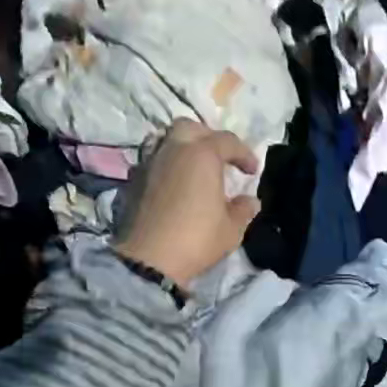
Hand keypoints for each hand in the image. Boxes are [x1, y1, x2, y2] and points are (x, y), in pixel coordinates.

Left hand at [115, 120, 261, 285]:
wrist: (150, 258)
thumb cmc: (197, 240)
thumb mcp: (231, 229)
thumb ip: (243, 210)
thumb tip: (251, 200)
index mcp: (202, 155)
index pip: (228, 141)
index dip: (244, 153)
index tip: (253, 171)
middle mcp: (174, 148)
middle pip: (192, 128)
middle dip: (209, 138)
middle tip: (220, 159)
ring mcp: (150, 160)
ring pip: (167, 138)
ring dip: (183, 146)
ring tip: (193, 167)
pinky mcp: (134, 177)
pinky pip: (153, 158)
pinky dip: (166, 163)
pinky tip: (173, 182)